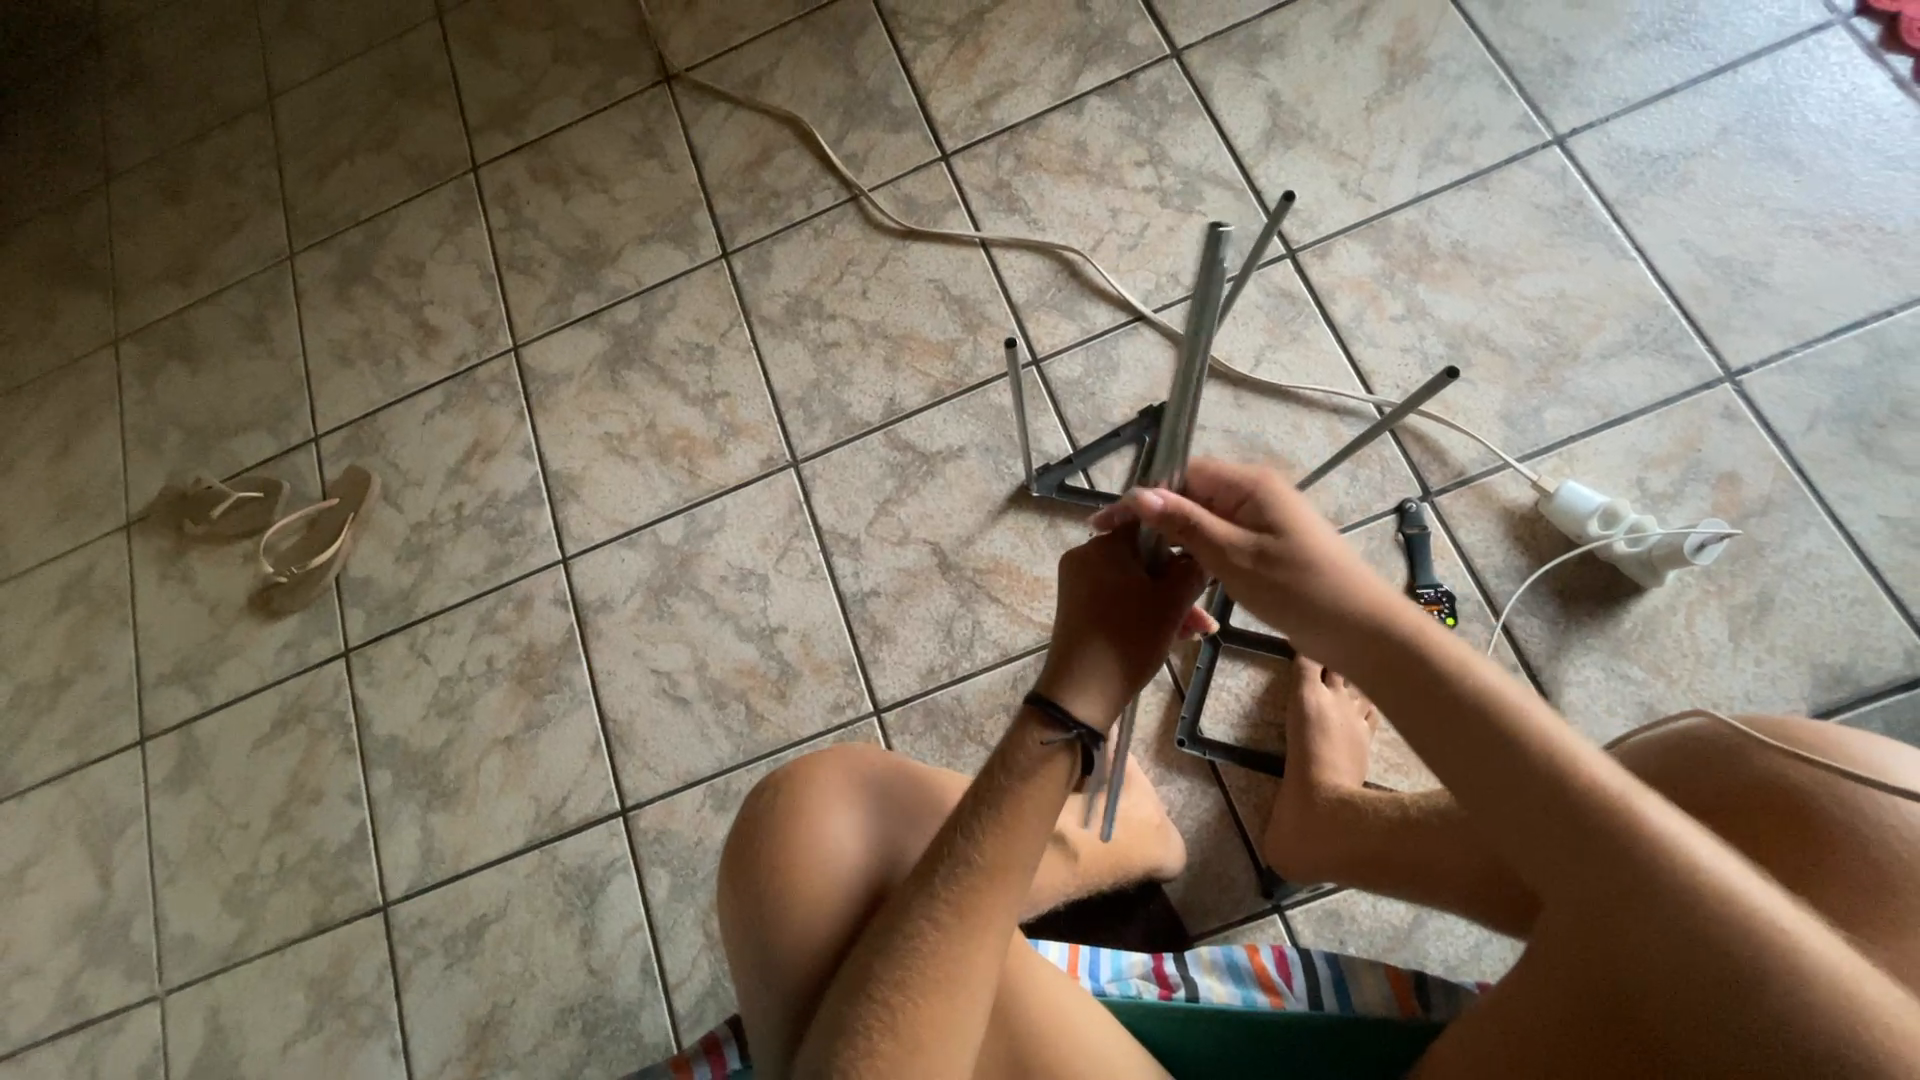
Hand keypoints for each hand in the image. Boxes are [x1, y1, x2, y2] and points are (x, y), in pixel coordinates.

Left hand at [1032, 526, 1208, 731]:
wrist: (1081, 691)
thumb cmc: (1129, 638)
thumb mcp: (1172, 602)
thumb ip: (1192, 570)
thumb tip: (1200, 554)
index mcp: (1104, 545)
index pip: (1148, 524)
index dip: (1179, 541)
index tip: (1201, 563)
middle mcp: (1085, 557)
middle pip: (1142, 558)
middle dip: (1176, 584)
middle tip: (1203, 612)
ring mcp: (1078, 584)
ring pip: (1134, 584)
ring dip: (1166, 604)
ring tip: (1196, 631)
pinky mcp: (1078, 609)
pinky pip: (1118, 600)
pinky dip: (1144, 613)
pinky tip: (1174, 637)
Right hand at [1088, 458, 1403, 658]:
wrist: (1360, 629)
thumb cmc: (1297, 588)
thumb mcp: (1233, 556)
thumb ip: (1185, 523)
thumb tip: (1139, 495)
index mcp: (1249, 484)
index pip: (1181, 474)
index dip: (1143, 498)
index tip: (1108, 526)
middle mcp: (1254, 492)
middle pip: (1190, 492)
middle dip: (1155, 517)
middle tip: (1121, 549)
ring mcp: (1262, 518)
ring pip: (1203, 517)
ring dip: (1175, 536)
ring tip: (1144, 564)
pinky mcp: (1266, 543)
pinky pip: (1220, 536)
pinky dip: (1197, 551)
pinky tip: (1179, 572)